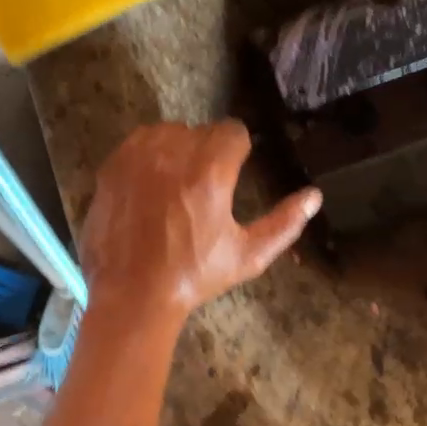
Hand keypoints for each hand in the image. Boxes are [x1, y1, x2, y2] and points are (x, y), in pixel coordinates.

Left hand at [80, 121, 320, 320]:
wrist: (134, 295)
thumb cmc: (195, 276)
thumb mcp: (248, 256)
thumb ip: (284, 223)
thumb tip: (314, 196)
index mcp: (210, 173)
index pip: (233, 131)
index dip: (239, 150)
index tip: (236, 170)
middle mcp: (173, 155)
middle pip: (201, 131)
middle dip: (209, 152)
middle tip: (207, 187)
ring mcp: (137, 159)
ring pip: (168, 132)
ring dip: (178, 149)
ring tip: (179, 183)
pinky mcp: (111, 168)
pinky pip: (138, 142)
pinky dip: (149, 155)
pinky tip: (152, 184)